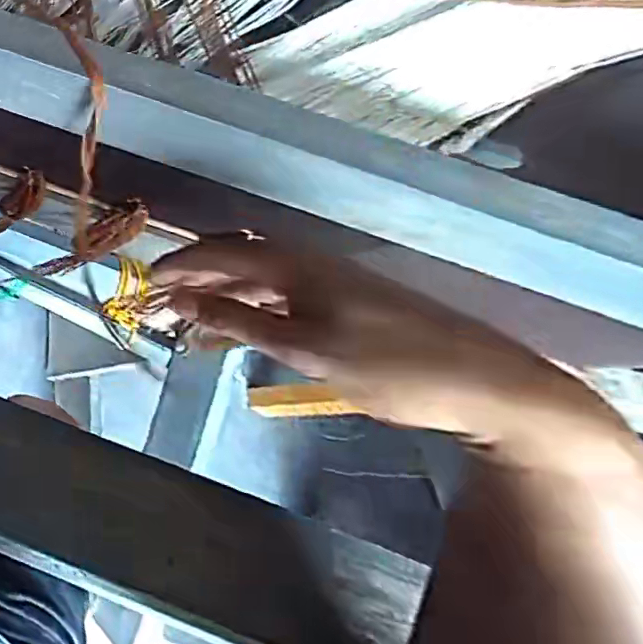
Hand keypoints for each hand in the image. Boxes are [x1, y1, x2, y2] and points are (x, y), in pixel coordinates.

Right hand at [153, 239, 622, 464]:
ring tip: (187, 324)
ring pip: (253, 281)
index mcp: (293, 265)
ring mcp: (328, 282)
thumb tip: (180, 301)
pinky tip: (232, 333)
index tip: (143, 283)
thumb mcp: (303, 348)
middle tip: (159, 304)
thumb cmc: (390, 367)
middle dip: (191, 281)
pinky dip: (246, 310)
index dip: (175, 266)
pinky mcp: (344, 302)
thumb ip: (236, 321)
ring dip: (217, 299)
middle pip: (232, 262)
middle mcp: (306, 263)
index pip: (216, 253)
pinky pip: (277, 296)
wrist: (499, 390)